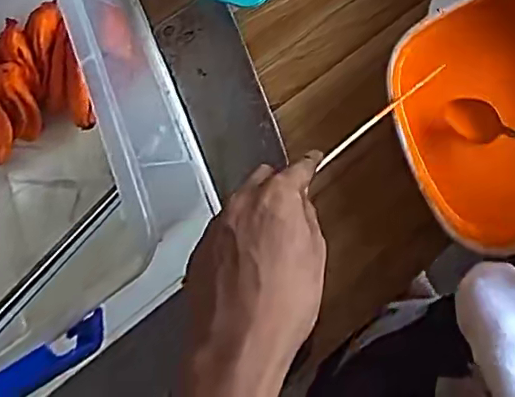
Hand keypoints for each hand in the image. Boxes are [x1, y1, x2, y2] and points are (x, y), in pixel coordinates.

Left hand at [180, 154, 326, 396]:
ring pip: (240, 204)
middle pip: (263, 178)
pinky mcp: (200, 251)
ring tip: (268, 246)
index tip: (312, 161)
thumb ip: (308, 219)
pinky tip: (246, 265)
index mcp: (276, 197)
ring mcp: (218, 226)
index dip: (309, 164)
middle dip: (277, 188)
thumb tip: (301, 207)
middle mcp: (242, 203)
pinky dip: (235, 238)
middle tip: (291, 209)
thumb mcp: (315, 257)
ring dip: (254, 214)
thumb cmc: (278, 310)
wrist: (235, 352)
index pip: (297, 167)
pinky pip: (223, 231)